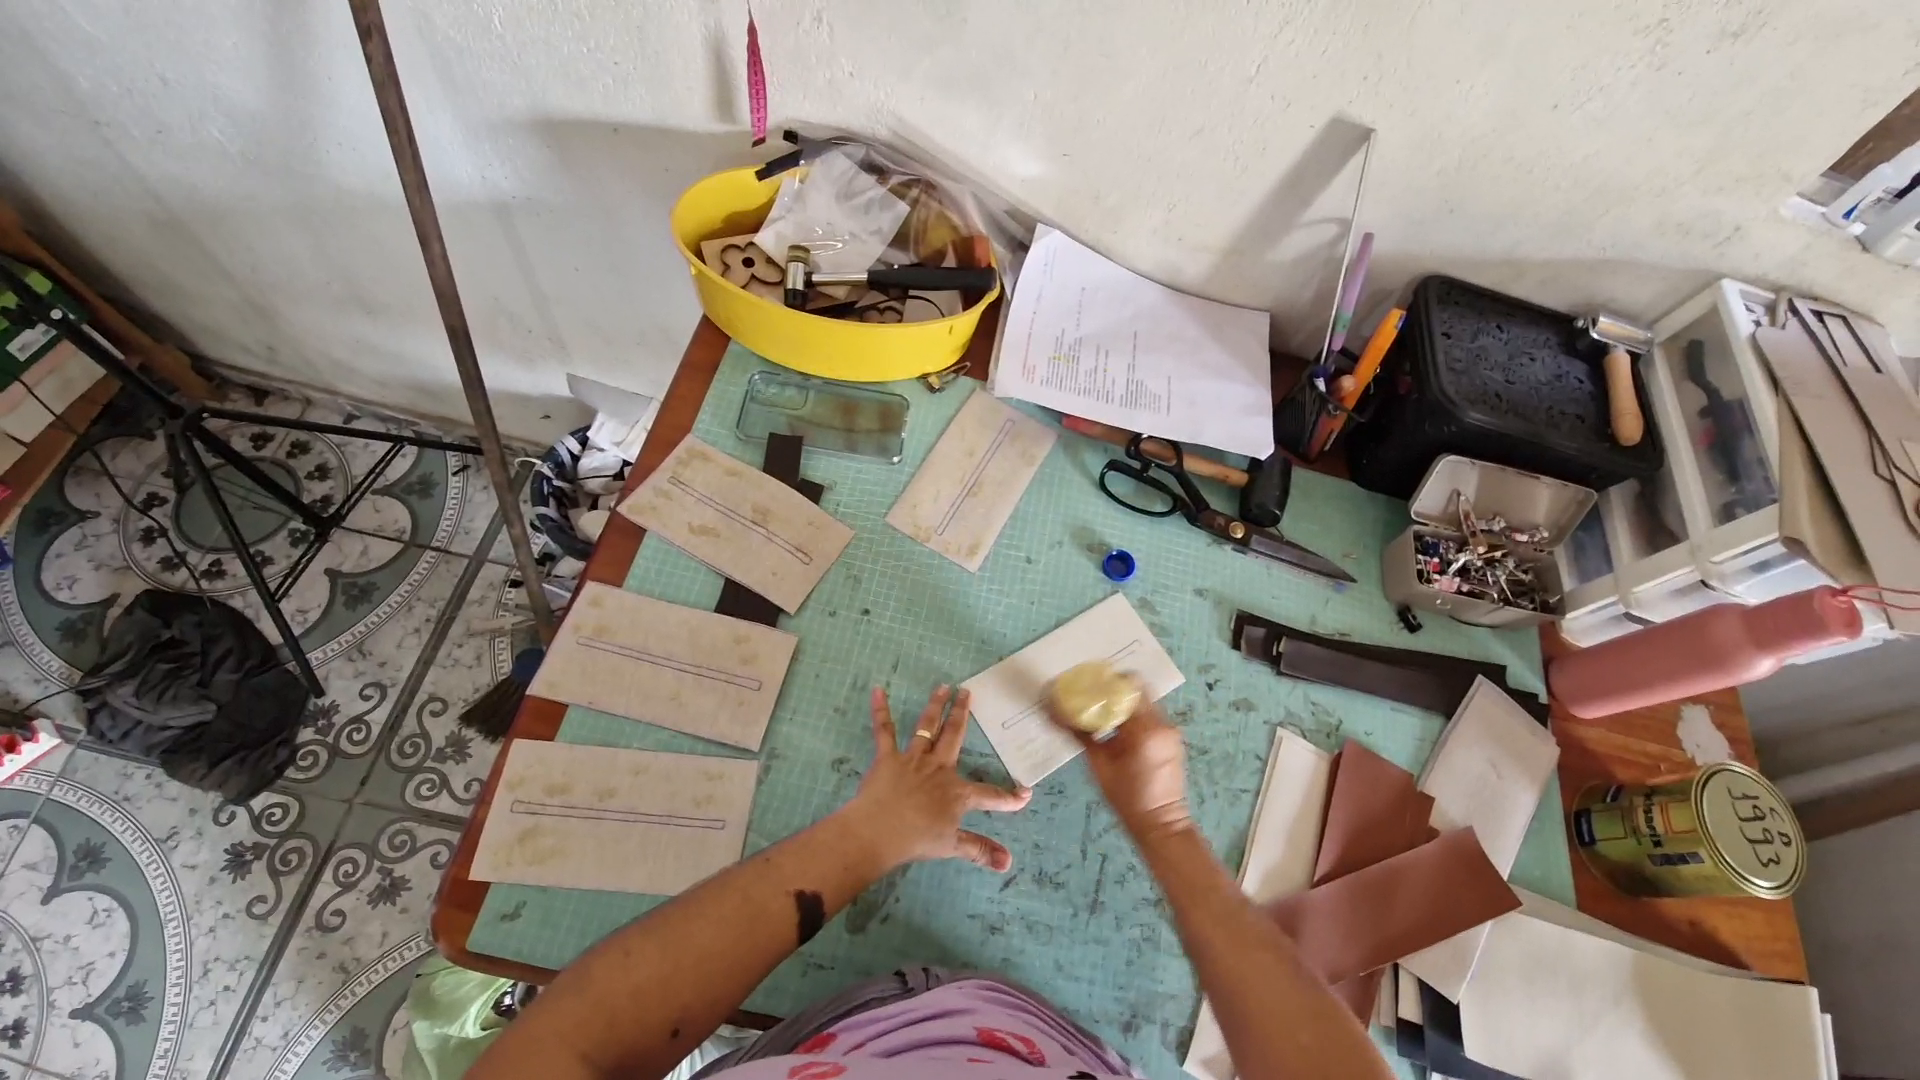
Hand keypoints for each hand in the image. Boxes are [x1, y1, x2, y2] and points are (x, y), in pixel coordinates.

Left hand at [839, 685, 1031, 871]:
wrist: (878, 832)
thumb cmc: (916, 840)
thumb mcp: (951, 846)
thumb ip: (979, 850)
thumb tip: (1008, 862)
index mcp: (956, 792)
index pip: (989, 796)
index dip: (1008, 798)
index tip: (1025, 794)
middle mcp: (938, 768)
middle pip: (954, 736)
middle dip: (962, 714)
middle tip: (968, 692)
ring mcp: (912, 759)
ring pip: (927, 727)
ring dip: (936, 705)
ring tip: (943, 686)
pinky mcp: (887, 757)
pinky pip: (884, 731)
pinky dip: (880, 711)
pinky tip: (877, 691)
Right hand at [1051, 698, 1193, 840]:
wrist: (1160, 823)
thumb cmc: (1126, 798)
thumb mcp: (1098, 765)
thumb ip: (1080, 734)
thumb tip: (1054, 713)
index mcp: (1144, 730)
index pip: (1127, 689)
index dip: (1107, 682)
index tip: (1088, 685)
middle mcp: (1162, 724)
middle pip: (1139, 690)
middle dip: (1115, 690)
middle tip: (1094, 696)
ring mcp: (1170, 730)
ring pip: (1146, 701)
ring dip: (1126, 702)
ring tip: (1105, 712)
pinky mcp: (1172, 738)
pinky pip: (1152, 715)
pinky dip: (1136, 715)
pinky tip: (1120, 727)